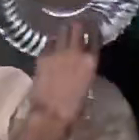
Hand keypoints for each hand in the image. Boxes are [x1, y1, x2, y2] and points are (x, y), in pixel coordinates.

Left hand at [27, 21, 97, 136]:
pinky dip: (51, 43)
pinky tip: (51, 47)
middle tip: (76, 26)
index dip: (93, 29)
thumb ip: (86, 66)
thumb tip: (83, 58)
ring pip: (62, 30)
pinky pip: (49, 42)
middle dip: (77, 25)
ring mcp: (58, 51)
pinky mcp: (43, 55)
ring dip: (64, 31)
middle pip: (78, 27)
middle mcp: (76, 51)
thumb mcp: (87, 83)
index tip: (91, 27)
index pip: (95, 35)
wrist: (51, 114)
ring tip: (63, 33)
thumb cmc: (74, 106)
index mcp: (90, 60)